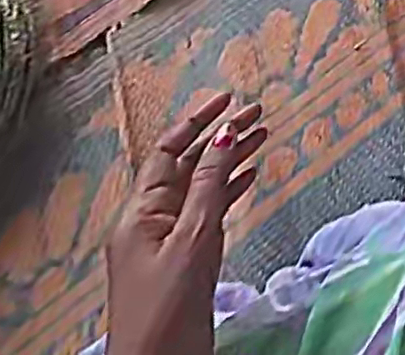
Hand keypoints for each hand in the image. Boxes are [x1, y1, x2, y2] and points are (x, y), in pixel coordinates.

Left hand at [105, 94, 267, 354]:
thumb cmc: (168, 305)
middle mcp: (152, 219)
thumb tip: (223, 133)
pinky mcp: (185, 256)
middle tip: (258, 113)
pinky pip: (209, 209)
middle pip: (190, 163)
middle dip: (222, 135)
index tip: (229, 98)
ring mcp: (168, 238)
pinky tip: (250, 176)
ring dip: (231, 158)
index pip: (170, 150)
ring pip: (203, 184)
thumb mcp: (193, 237)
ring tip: (263, 136)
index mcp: (141, 212)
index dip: (198, 119)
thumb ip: (209, 183)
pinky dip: (229, 188)